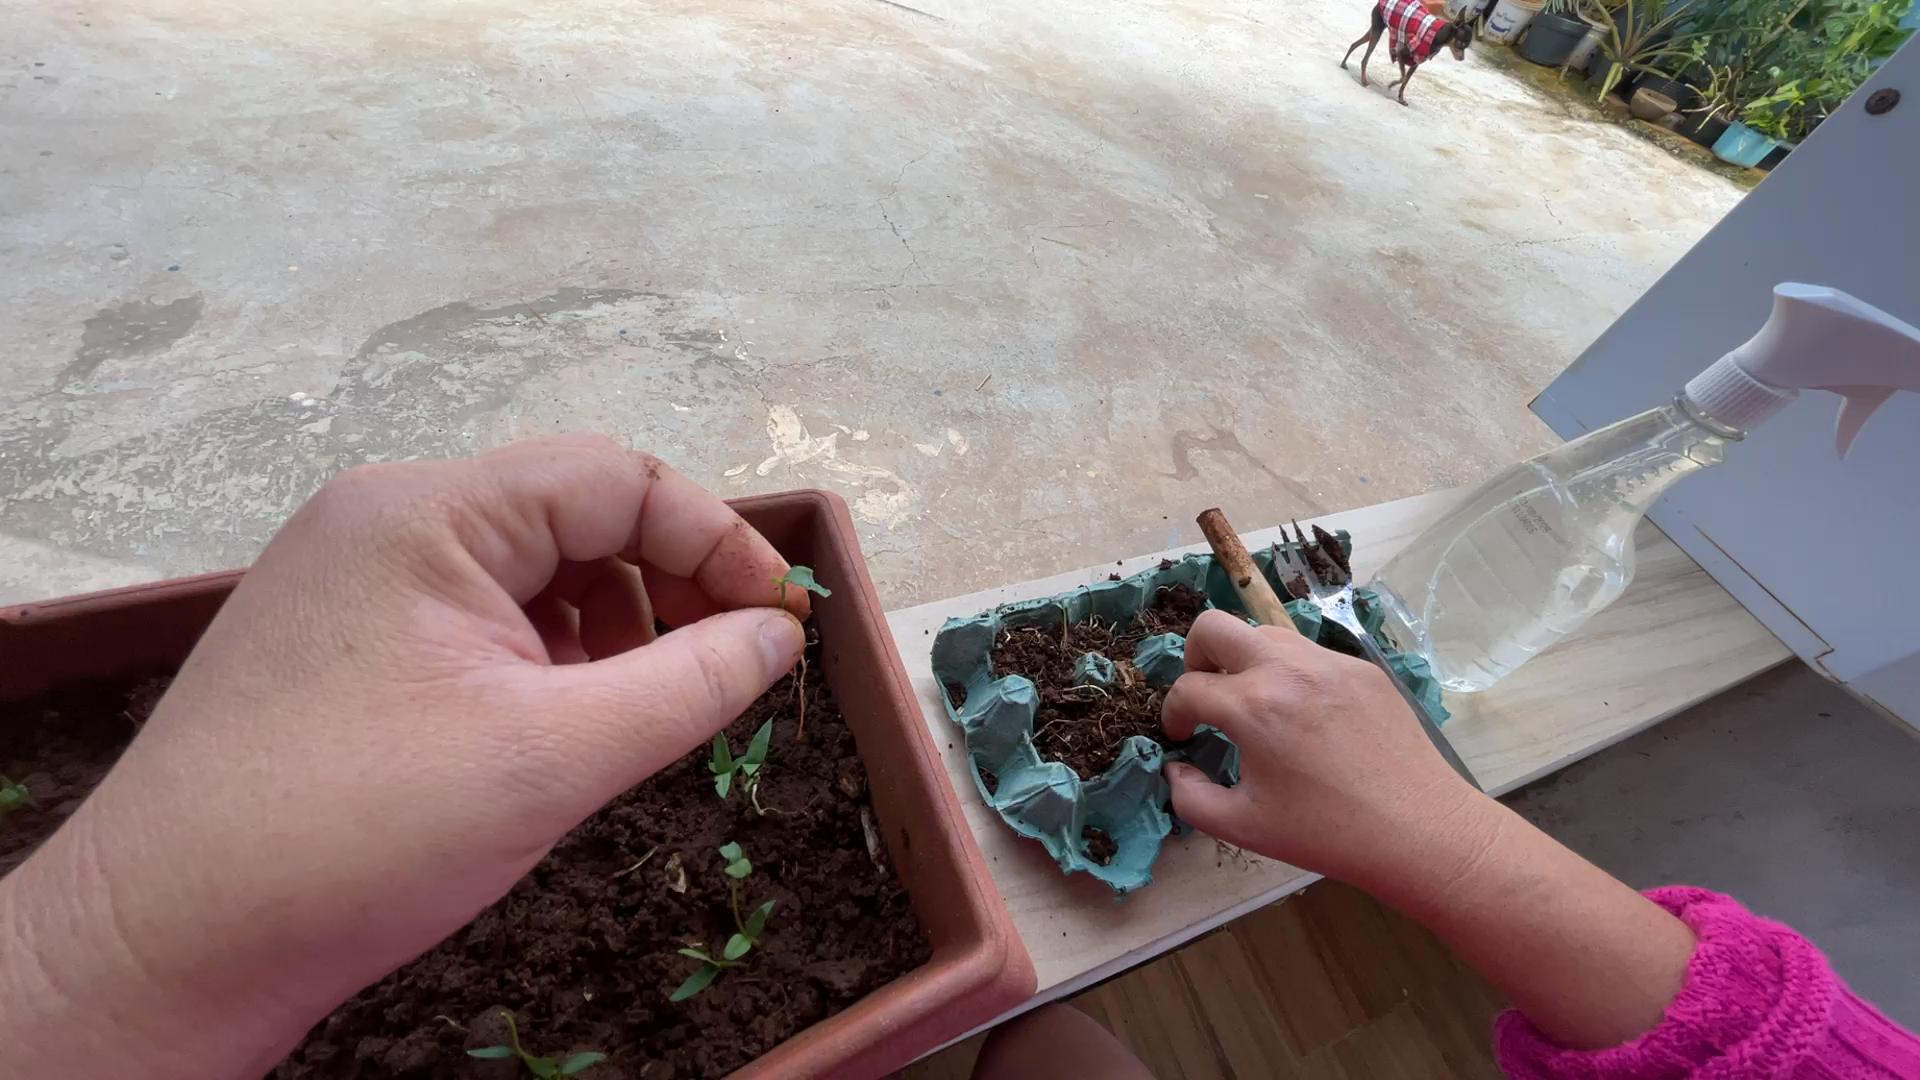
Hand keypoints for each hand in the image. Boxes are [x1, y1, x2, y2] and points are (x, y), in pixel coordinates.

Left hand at [0, 434, 807, 1078]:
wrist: (156, 963)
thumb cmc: (357, 839)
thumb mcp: (558, 755)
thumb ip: (694, 681)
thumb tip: (781, 634)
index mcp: (434, 512)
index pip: (621, 480)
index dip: (719, 538)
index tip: (780, 614)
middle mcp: (407, 518)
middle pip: (592, 513)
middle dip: (681, 578)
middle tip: (735, 652)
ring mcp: (389, 572)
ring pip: (561, 562)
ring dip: (634, 617)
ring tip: (658, 691)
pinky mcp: (386, 628)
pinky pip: (519, 607)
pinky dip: (580, 647)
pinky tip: (587, 707)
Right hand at [1160, 609, 1494, 890]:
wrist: (1423, 832)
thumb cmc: (1327, 833)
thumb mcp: (1243, 827)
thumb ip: (1189, 797)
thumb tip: (1176, 767)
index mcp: (1252, 706)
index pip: (1187, 688)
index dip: (1173, 714)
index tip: (1183, 736)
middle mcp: (1285, 669)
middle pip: (1212, 626)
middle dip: (1195, 658)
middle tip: (1208, 696)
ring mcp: (1326, 663)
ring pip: (1260, 632)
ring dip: (1242, 661)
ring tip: (1255, 704)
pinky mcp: (1359, 669)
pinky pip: (1305, 654)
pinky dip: (1287, 674)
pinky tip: (1305, 717)